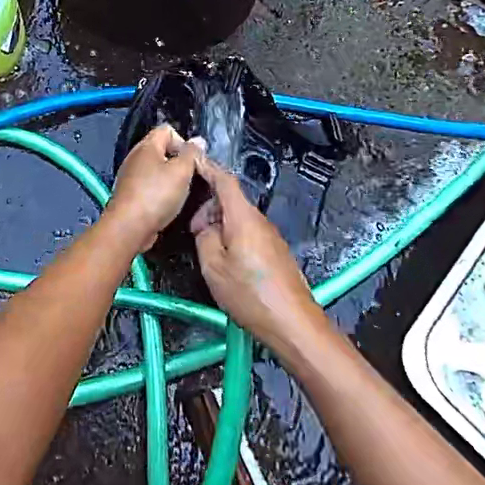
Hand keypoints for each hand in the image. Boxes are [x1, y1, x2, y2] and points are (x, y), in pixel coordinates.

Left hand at [101, 125, 205, 252]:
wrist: (128, 228)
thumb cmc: (156, 195)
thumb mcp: (182, 171)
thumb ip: (192, 154)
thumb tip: (198, 140)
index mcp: (146, 146)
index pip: (167, 130)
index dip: (183, 142)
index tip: (191, 161)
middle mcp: (135, 157)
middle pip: (162, 150)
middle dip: (179, 162)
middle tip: (189, 178)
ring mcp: (131, 176)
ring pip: (157, 170)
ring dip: (170, 179)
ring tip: (180, 193)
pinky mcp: (130, 194)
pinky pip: (150, 185)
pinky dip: (160, 192)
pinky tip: (167, 205)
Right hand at [190, 158, 323, 349]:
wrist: (291, 322)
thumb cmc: (252, 295)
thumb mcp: (213, 267)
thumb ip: (205, 238)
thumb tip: (207, 229)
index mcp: (243, 218)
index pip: (224, 181)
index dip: (207, 168)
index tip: (193, 162)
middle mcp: (259, 221)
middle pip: (231, 200)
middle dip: (208, 208)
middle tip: (194, 231)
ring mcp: (269, 235)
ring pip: (238, 218)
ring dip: (219, 226)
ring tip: (208, 251)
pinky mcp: (274, 251)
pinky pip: (248, 233)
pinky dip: (232, 238)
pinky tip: (226, 262)